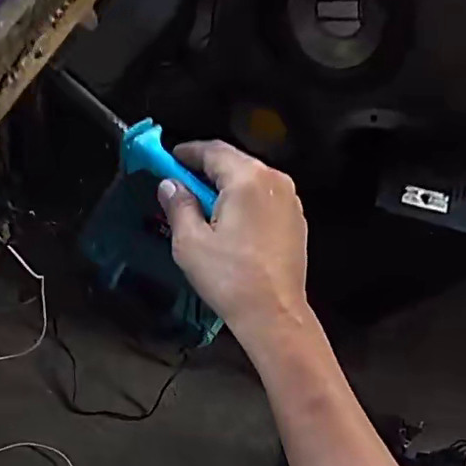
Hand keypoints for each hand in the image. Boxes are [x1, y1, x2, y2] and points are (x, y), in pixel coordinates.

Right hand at [157, 141, 313, 346]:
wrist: (274, 315)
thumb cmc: (230, 279)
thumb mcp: (190, 243)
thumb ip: (178, 206)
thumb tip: (170, 186)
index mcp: (248, 179)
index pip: (212, 150)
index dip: (187, 153)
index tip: (169, 159)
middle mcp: (275, 182)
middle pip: (235, 164)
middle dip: (206, 172)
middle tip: (182, 187)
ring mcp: (290, 203)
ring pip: (252, 183)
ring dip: (226, 190)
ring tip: (205, 211)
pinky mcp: (296, 224)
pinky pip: (265, 202)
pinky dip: (245, 206)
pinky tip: (231, 227)